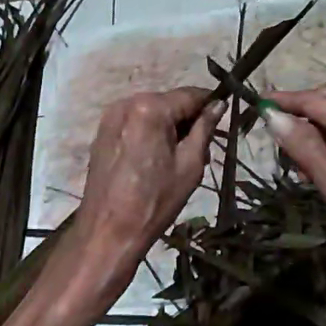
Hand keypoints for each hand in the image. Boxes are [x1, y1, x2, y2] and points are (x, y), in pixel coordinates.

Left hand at [75, 86, 222, 266]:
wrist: (108, 231)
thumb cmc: (155, 200)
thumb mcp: (190, 165)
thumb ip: (204, 129)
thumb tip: (217, 105)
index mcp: (149, 108)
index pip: (190, 95)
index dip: (210, 105)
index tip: (223, 119)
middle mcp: (126, 103)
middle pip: (169, 102)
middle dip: (188, 121)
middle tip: (203, 151)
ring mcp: (110, 118)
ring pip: (152, 113)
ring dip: (169, 128)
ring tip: (180, 160)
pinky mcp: (102, 134)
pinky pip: (135, 124)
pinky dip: (150, 135)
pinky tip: (156, 161)